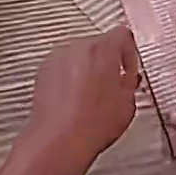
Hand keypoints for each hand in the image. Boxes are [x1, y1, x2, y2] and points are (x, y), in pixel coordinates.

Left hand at [21, 27, 141, 168]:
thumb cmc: (92, 124)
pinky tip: (74, 101)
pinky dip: (69, 78)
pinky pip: (63, 66)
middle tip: (111, 86)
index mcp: (104, 49)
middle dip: (107, 63)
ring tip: (90, 98)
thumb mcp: (127, 104)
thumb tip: (128, 79)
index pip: (122, 34)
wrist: (58, 139)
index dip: (129, 52)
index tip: (128, 69)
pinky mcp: (45, 69)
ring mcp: (60, 57)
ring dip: (87, 70)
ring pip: (80, 56)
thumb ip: (130, 82)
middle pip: (99, 45)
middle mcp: (80, 47)